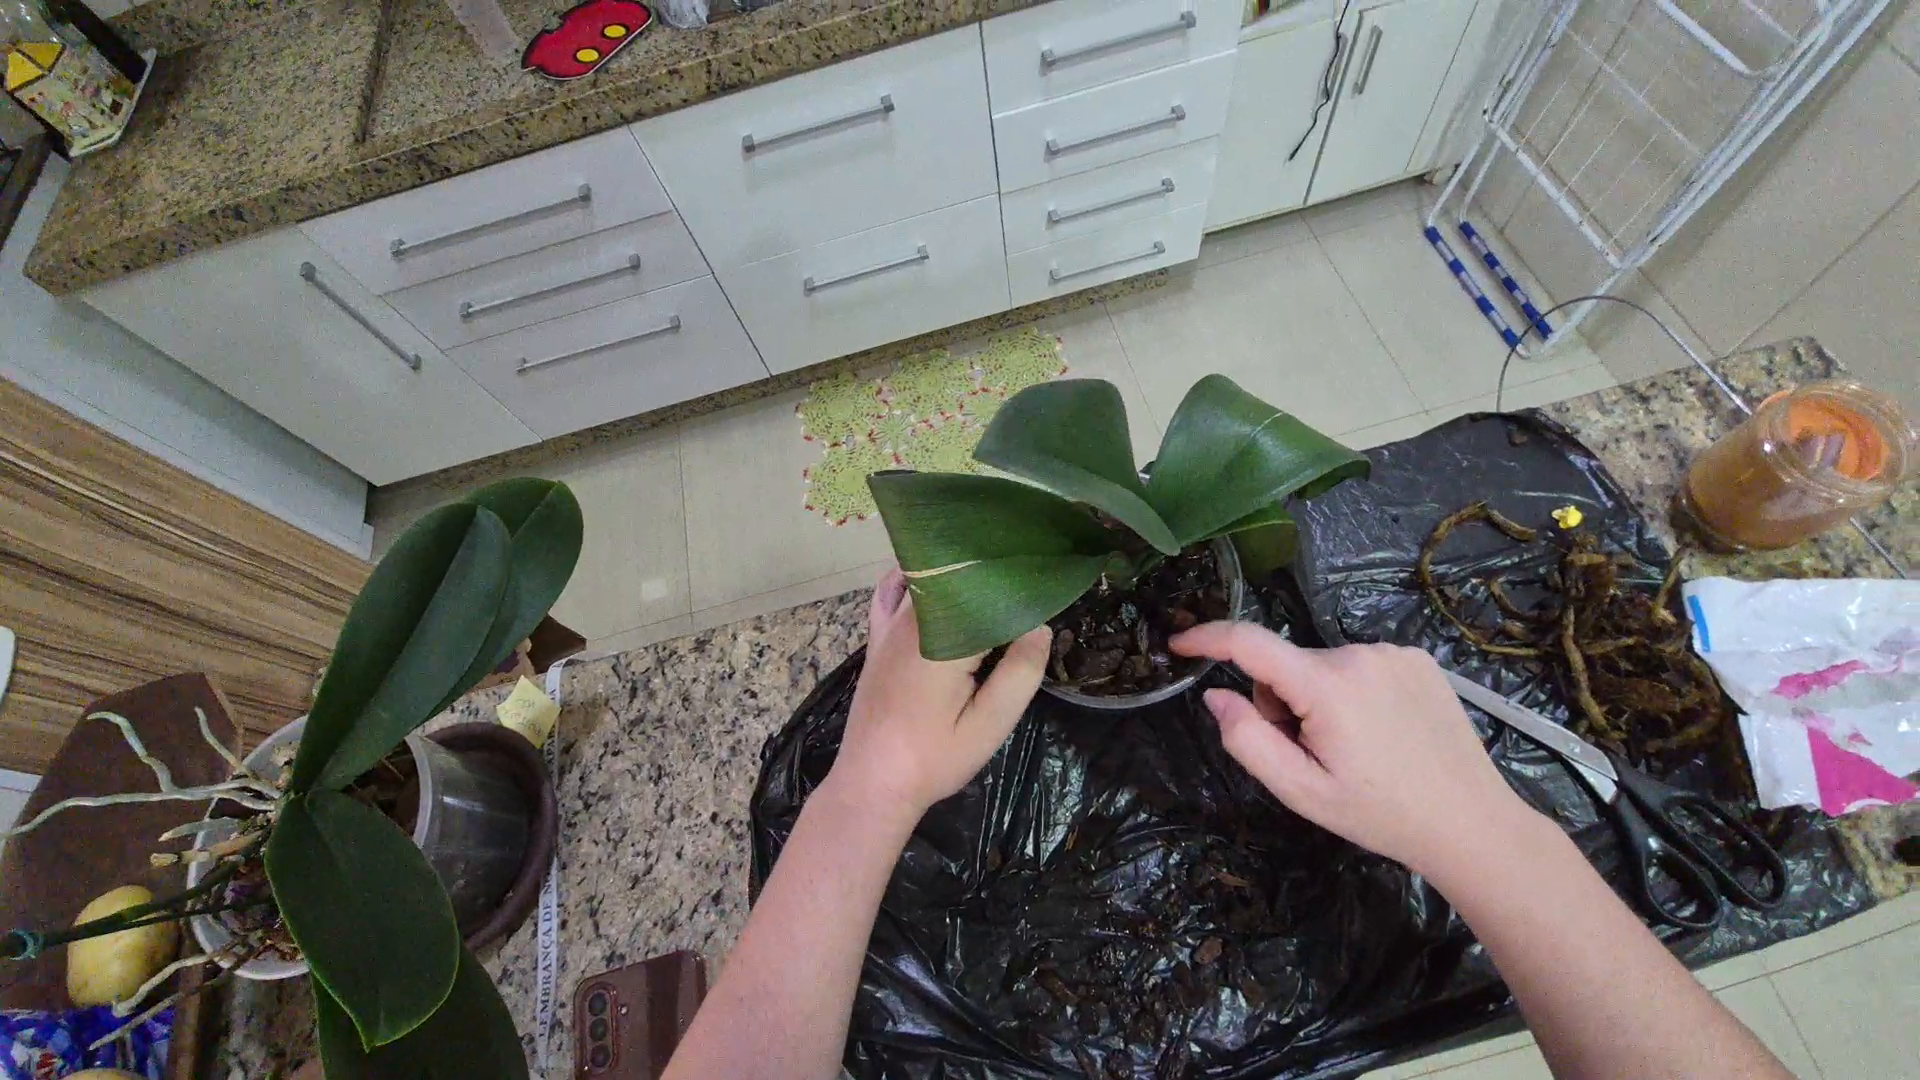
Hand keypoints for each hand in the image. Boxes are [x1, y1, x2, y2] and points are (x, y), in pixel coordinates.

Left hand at [827, 569, 1051, 825]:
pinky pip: (893, 588)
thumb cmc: (932, 758)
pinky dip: (916, 577)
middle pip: (961, 579)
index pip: (993, 597)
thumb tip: (1041, 628)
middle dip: (996, 581)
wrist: (872, 782)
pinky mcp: (877, 635)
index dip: (1024, 599)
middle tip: (1030, 595)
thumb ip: (1019, 674)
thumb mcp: (988, 726)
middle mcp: (913, 620)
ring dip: (962, 576)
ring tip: (996, 586)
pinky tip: (939, 582)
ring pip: (930, 577)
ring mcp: (889, 624)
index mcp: (944, 639)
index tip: (1047, 607)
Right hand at [1171, 623, 1540, 878]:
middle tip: (1311, 750)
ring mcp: (1393, 652)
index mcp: (1328, 687)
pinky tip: (1379, 728)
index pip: (1249, 643)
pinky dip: (1348, 690)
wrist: (1473, 825)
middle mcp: (1359, 654)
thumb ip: (1246, 740)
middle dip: (1280, 700)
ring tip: (1352, 744)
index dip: (1206, 637)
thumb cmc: (1379, 814)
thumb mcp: (1300, 791)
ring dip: (1315, 697)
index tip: (1177, 642)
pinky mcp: (1417, 658)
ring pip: (1318, 665)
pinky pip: (1354, 664)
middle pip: (1285, 664)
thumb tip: (1216, 694)